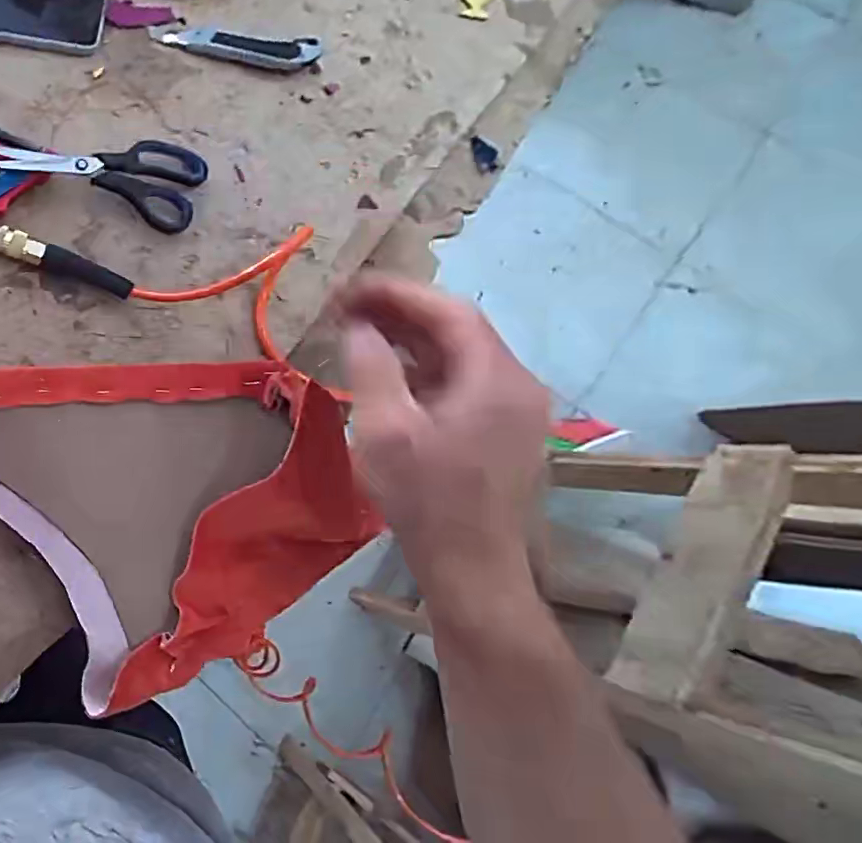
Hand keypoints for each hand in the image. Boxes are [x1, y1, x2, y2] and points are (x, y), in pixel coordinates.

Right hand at [340, 277, 549, 599]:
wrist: (472, 572)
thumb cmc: (427, 501)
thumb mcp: (385, 431)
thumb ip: (370, 367)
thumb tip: (357, 327)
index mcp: (496, 378)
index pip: (448, 311)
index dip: (396, 293)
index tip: (348, 289)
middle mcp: (515, 383)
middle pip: (455, 326)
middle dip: (398, 310)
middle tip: (346, 305)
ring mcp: (512, 407)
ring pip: (456, 351)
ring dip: (407, 335)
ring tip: (358, 327)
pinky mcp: (500, 427)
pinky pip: (457, 377)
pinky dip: (420, 364)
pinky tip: (386, 367)